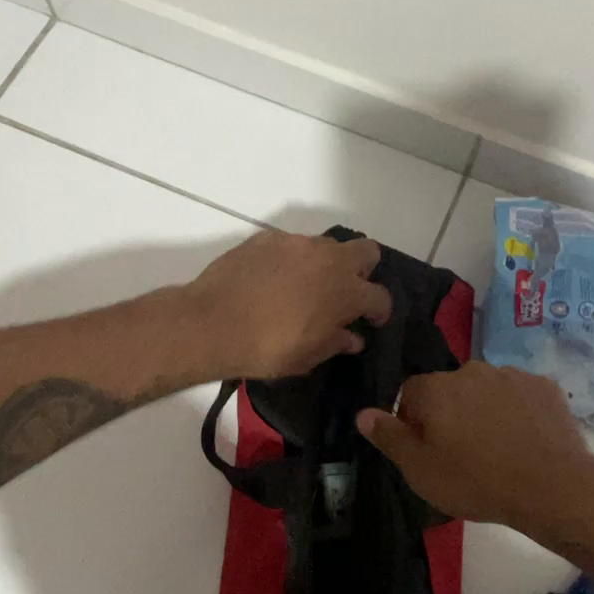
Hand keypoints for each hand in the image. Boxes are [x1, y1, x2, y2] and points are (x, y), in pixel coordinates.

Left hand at [185, 229, 392, 378]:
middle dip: (364, 270)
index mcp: (346, 290)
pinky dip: (290, 260)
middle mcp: (329, 259)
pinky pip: (291, 245)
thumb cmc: (267, 348)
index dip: (380, 311)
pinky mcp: (268, 237)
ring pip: (326, 246)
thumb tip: (353, 338)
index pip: (380, 296)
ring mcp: (297, 243)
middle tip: (346, 292)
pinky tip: (272, 279)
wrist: (213, 322)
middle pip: (366, 251)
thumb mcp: (307, 356)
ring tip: (303, 287)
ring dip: (324, 264)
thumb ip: (336, 343)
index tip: (371, 321)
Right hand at [356, 362, 593, 530]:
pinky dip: (517, 412)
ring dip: (484, 410)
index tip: (426, 448)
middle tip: (461, 453)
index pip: (410, 392)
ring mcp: (511, 375)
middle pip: (449, 389)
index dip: (412, 420)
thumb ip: (390, 438)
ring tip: (497, 449)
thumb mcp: (421, 470)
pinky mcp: (544, 386)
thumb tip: (363, 413)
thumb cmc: (477, 482)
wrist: (551, 487)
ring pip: (486, 390)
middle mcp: (471, 370)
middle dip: (450, 413)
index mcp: (436, 388)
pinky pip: (520, 395)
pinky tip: (525, 441)